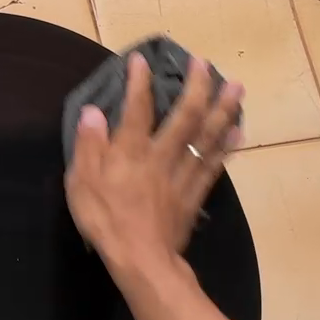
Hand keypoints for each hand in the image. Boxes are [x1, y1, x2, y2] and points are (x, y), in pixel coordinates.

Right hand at [64, 54, 244, 276]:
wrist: (141, 260)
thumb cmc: (105, 219)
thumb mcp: (81, 182)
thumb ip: (88, 145)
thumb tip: (92, 111)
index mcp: (130, 151)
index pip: (137, 108)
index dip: (139, 82)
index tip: (141, 59)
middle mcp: (161, 155)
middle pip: (185, 116)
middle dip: (196, 86)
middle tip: (204, 62)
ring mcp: (182, 174)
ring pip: (207, 136)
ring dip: (223, 109)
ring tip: (236, 87)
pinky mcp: (194, 194)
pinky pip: (214, 164)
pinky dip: (227, 145)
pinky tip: (238, 130)